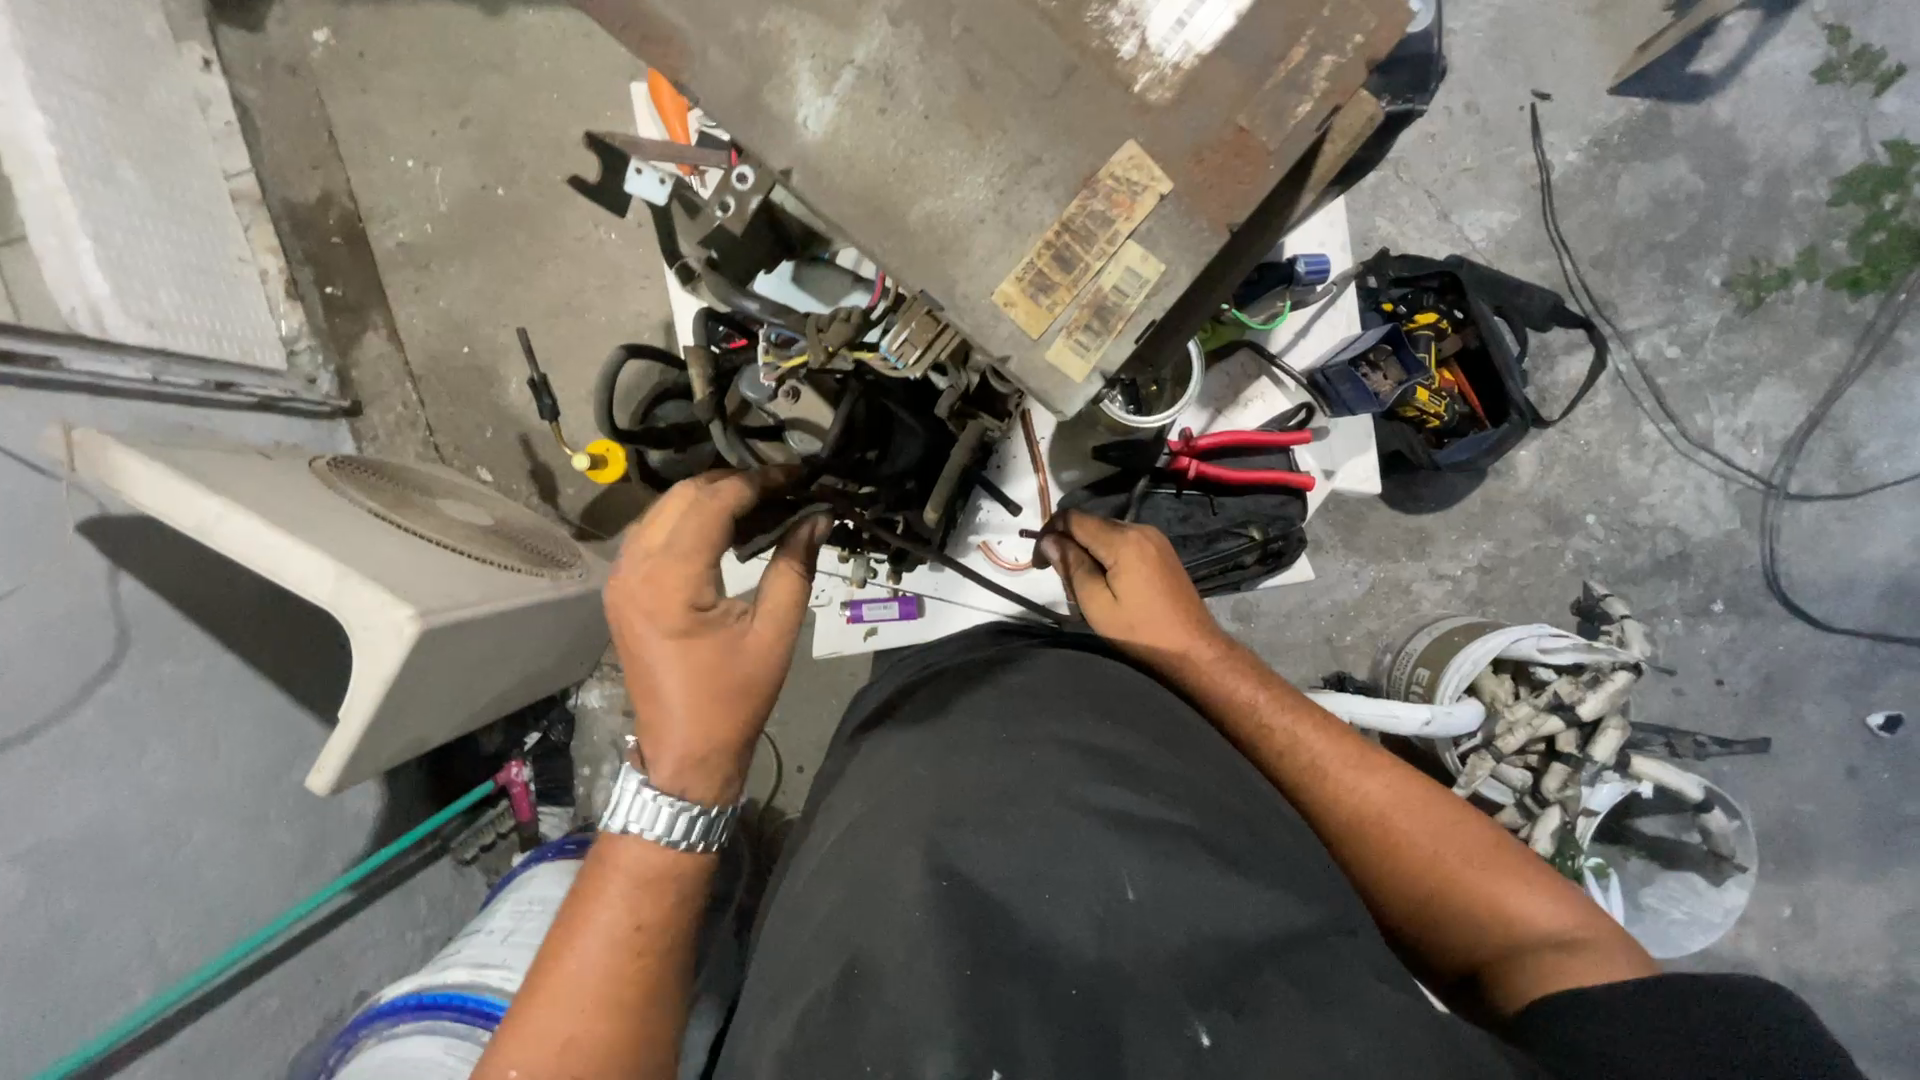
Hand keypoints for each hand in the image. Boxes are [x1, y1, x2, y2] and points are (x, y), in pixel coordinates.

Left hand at [604, 470, 827, 804]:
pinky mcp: (621, 589)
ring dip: (709, 497)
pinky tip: (723, 528)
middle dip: (734, 482)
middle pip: (683, 495)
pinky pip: (652, 532)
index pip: (713, 502)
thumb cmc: (733, 698)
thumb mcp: (774, 633)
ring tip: (760, 503)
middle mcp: (633, 568)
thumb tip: (818, 516)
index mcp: (669, 580)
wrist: (684, 752)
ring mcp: (620, 577)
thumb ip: (794, 567)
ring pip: (663, 508)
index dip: (758, 481)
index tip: (797, 475)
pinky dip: (687, 519)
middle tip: (783, 487)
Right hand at [1037, 510, 1237, 672]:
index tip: (1039, 563)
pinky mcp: (1162, 550)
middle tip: (1063, 582)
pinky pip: (1124, 541)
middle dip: (1068, 545)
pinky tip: (1107, 582)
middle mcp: (1139, 528)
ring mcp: (1154, 538)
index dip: (1049, 534)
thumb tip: (1050, 541)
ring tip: (1084, 586)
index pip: (1073, 518)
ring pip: (1106, 533)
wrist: (1192, 648)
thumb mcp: (1096, 604)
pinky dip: (1107, 554)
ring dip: (1087, 551)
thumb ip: (1071, 566)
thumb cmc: (1139, 631)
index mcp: (1122, 540)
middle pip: (1090, 524)